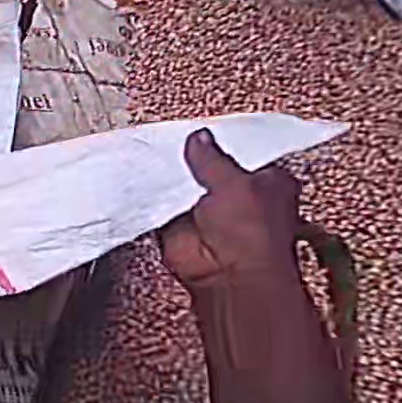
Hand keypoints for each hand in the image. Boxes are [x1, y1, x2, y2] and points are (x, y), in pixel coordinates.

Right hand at [158, 128, 301, 293]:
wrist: (224, 273)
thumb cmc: (249, 233)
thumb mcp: (235, 184)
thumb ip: (213, 159)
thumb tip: (199, 137)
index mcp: (262, 181)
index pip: (239, 153)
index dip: (218, 141)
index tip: (197, 129)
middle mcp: (233, 195)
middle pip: (204, 167)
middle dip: (186, 157)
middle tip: (167, 138)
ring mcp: (201, 210)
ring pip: (179, 184)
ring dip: (166, 176)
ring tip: (149, 154)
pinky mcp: (173, 223)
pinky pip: (157, 203)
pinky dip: (148, 195)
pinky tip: (139, 179)